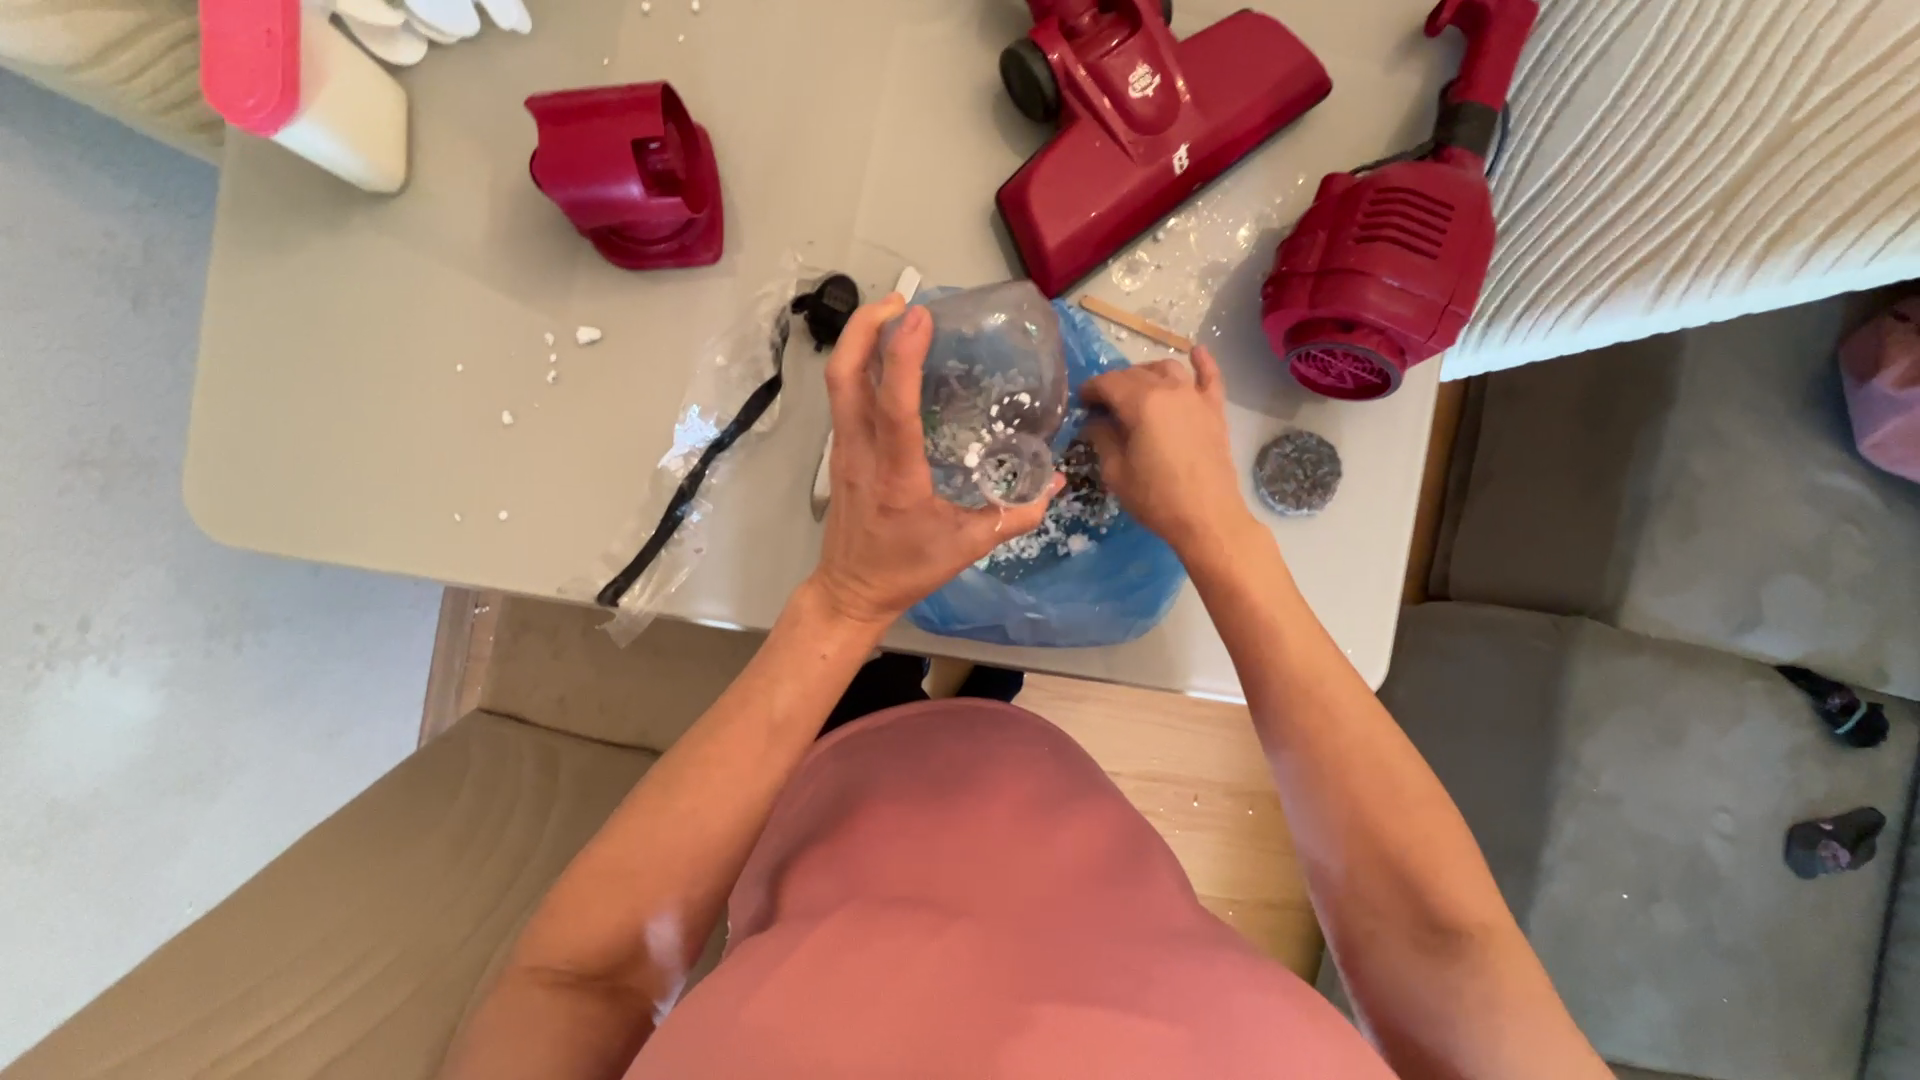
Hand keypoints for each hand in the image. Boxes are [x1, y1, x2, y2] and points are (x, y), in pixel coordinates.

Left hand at [808, 295, 1062, 627]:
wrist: (849, 591)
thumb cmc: (905, 570)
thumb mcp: (967, 548)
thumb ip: (1014, 515)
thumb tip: (1055, 483)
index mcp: (895, 475)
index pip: (893, 405)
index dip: (902, 355)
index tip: (918, 315)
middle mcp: (861, 452)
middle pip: (844, 375)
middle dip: (864, 327)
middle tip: (900, 301)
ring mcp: (844, 449)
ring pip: (838, 381)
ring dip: (859, 340)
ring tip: (893, 315)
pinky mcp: (840, 451)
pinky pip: (844, 396)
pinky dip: (860, 364)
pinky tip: (889, 359)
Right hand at [1081, 347, 1254, 554]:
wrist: (1207, 517)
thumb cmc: (1155, 498)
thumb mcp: (1116, 472)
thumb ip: (1102, 438)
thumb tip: (1095, 421)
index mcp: (1141, 402)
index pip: (1108, 383)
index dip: (1090, 390)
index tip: (1080, 403)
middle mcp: (1169, 390)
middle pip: (1135, 374)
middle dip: (1114, 384)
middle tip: (1102, 405)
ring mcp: (1195, 398)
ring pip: (1167, 369)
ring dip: (1146, 373)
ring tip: (1135, 388)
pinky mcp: (1214, 411)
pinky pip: (1210, 377)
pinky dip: (1202, 362)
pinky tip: (1196, 351)